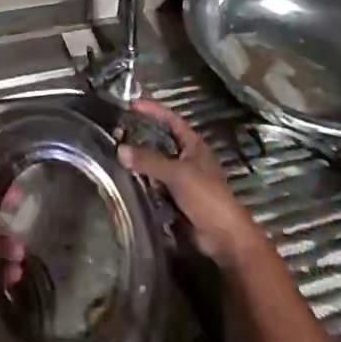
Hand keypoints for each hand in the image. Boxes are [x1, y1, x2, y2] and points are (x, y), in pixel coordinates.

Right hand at [119, 98, 268, 263]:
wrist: (224, 237)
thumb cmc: (206, 197)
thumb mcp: (177, 174)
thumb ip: (149, 160)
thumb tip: (120, 149)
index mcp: (194, 146)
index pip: (172, 120)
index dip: (154, 110)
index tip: (132, 104)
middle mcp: (188, 158)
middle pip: (162, 140)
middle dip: (142, 134)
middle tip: (119, 130)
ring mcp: (182, 179)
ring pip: (156, 163)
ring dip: (140, 160)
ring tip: (116, 152)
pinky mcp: (176, 198)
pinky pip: (155, 184)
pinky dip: (142, 180)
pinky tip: (126, 178)